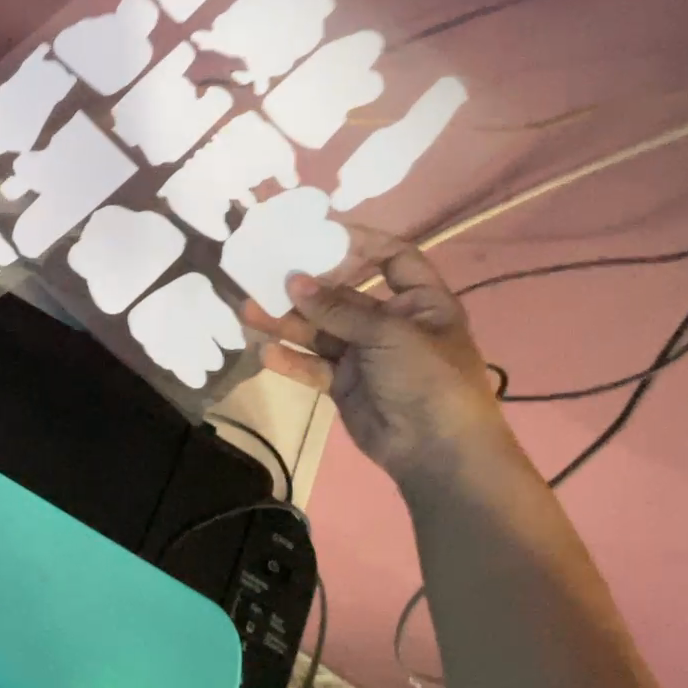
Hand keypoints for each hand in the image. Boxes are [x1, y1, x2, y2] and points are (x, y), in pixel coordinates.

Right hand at [242, 226, 510, 487]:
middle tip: (264, 275)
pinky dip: (288, 359)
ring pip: (318, 330)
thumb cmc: (429, 381)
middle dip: (304, 288)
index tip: (319, 234)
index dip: (361, 243)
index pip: (394, 259)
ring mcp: (364, 355)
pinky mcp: (343, 383)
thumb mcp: (389, 335)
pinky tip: (265, 352)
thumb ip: (337, 309)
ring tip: (249, 312)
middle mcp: (390, 324)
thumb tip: (292, 280)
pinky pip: (311, 364)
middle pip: (341, 296)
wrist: (438, 453)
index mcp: (420, 304)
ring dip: (285, 322)